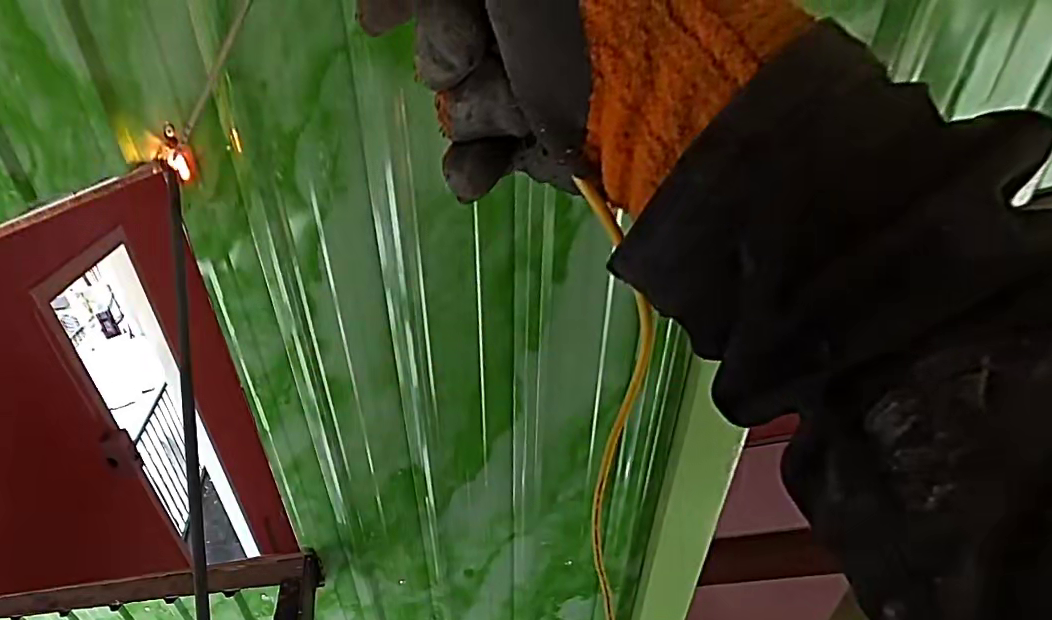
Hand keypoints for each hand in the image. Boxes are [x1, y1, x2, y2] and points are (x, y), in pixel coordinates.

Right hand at [361, 0, 810, 211]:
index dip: (408, 2)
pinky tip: (483, 171)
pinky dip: (474, 167)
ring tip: (522, 112)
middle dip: (450, 55)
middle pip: (444, 44)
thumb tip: (377, 8)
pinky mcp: (540, 139)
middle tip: (475, 52)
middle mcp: (533, 22)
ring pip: (459, 104)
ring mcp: (536, 82)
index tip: (378, 24)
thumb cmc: (605, 18)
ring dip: (481, 112)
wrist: (674, 118)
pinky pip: (475, 157)